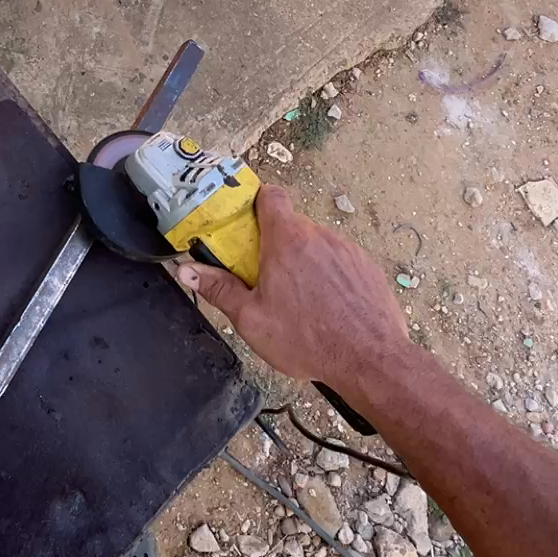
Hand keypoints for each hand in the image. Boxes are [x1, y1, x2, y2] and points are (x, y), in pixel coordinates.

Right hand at [179, 185, 411, 392]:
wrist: (371, 361)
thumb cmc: (309, 340)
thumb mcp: (251, 319)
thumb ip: (218, 289)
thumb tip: (186, 270)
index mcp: (286, 240)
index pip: (270, 196)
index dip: (257, 202)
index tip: (246, 222)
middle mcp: (318, 236)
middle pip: (290, 226)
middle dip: (275, 245)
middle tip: (266, 276)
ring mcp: (346, 250)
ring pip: (315, 245)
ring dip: (303, 262)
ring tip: (298, 300)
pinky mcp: (366, 268)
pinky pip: (339, 262)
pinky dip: (329, 277)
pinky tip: (326, 307)